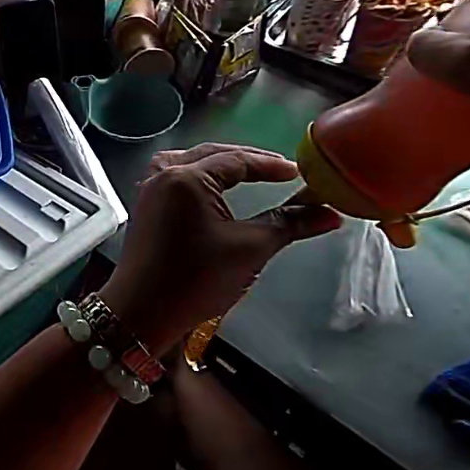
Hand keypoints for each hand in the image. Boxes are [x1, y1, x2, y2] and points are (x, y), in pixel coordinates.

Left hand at [102, 144, 340, 350]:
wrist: (141, 314)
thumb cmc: (195, 280)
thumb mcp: (249, 249)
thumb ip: (288, 224)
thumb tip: (328, 213)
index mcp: (187, 178)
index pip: (237, 160)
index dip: (271, 165)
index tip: (299, 173)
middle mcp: (164, 175)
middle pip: (211, 154)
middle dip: (247, 160)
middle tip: (278, 171)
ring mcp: (149, 191)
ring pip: (188, 162)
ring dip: (218, 164)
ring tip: (246, 173)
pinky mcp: (145, 209)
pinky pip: (174, 178)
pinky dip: (198, 177)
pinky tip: (212, 191)